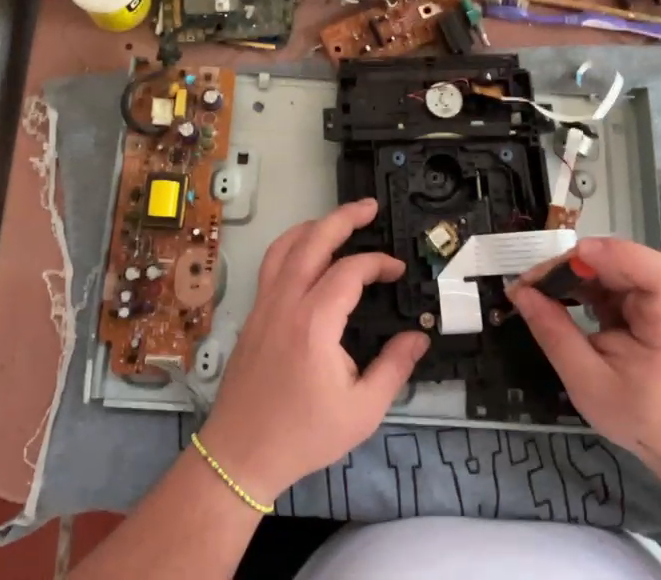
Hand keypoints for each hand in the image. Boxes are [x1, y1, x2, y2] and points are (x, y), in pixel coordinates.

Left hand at [198, 199, 428, 500]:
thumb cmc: (303, 435)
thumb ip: (394, 368)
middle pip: (312, 241)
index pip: (349, 271)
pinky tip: (304, 254)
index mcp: (314, 323)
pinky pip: (270, 265)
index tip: (397, 270)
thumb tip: (419, 338)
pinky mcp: (253, 316)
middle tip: (369, 207)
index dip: (378, 263)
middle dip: (342, 217)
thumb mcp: (362, 410)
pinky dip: (291, 246)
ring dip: (312, 226)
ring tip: (337, 221)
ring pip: (284, 247)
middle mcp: (285, 303)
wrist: (241, 454)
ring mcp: (263, 306)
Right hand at [508, 237, 660, 455]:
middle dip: (575, 265)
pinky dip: (575, 286)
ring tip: (534, 288)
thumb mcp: (588, 382)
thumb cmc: (641, 416)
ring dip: (569, 273)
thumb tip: (521, 293)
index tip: (572, 260)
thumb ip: (556, 335)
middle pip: (622, 262)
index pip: (655, 272)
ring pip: (607, 268)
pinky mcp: (635, 304)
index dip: (615, 256)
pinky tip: (551, 296)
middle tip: (531, 281)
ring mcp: (649, 299)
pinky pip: (603, 282)